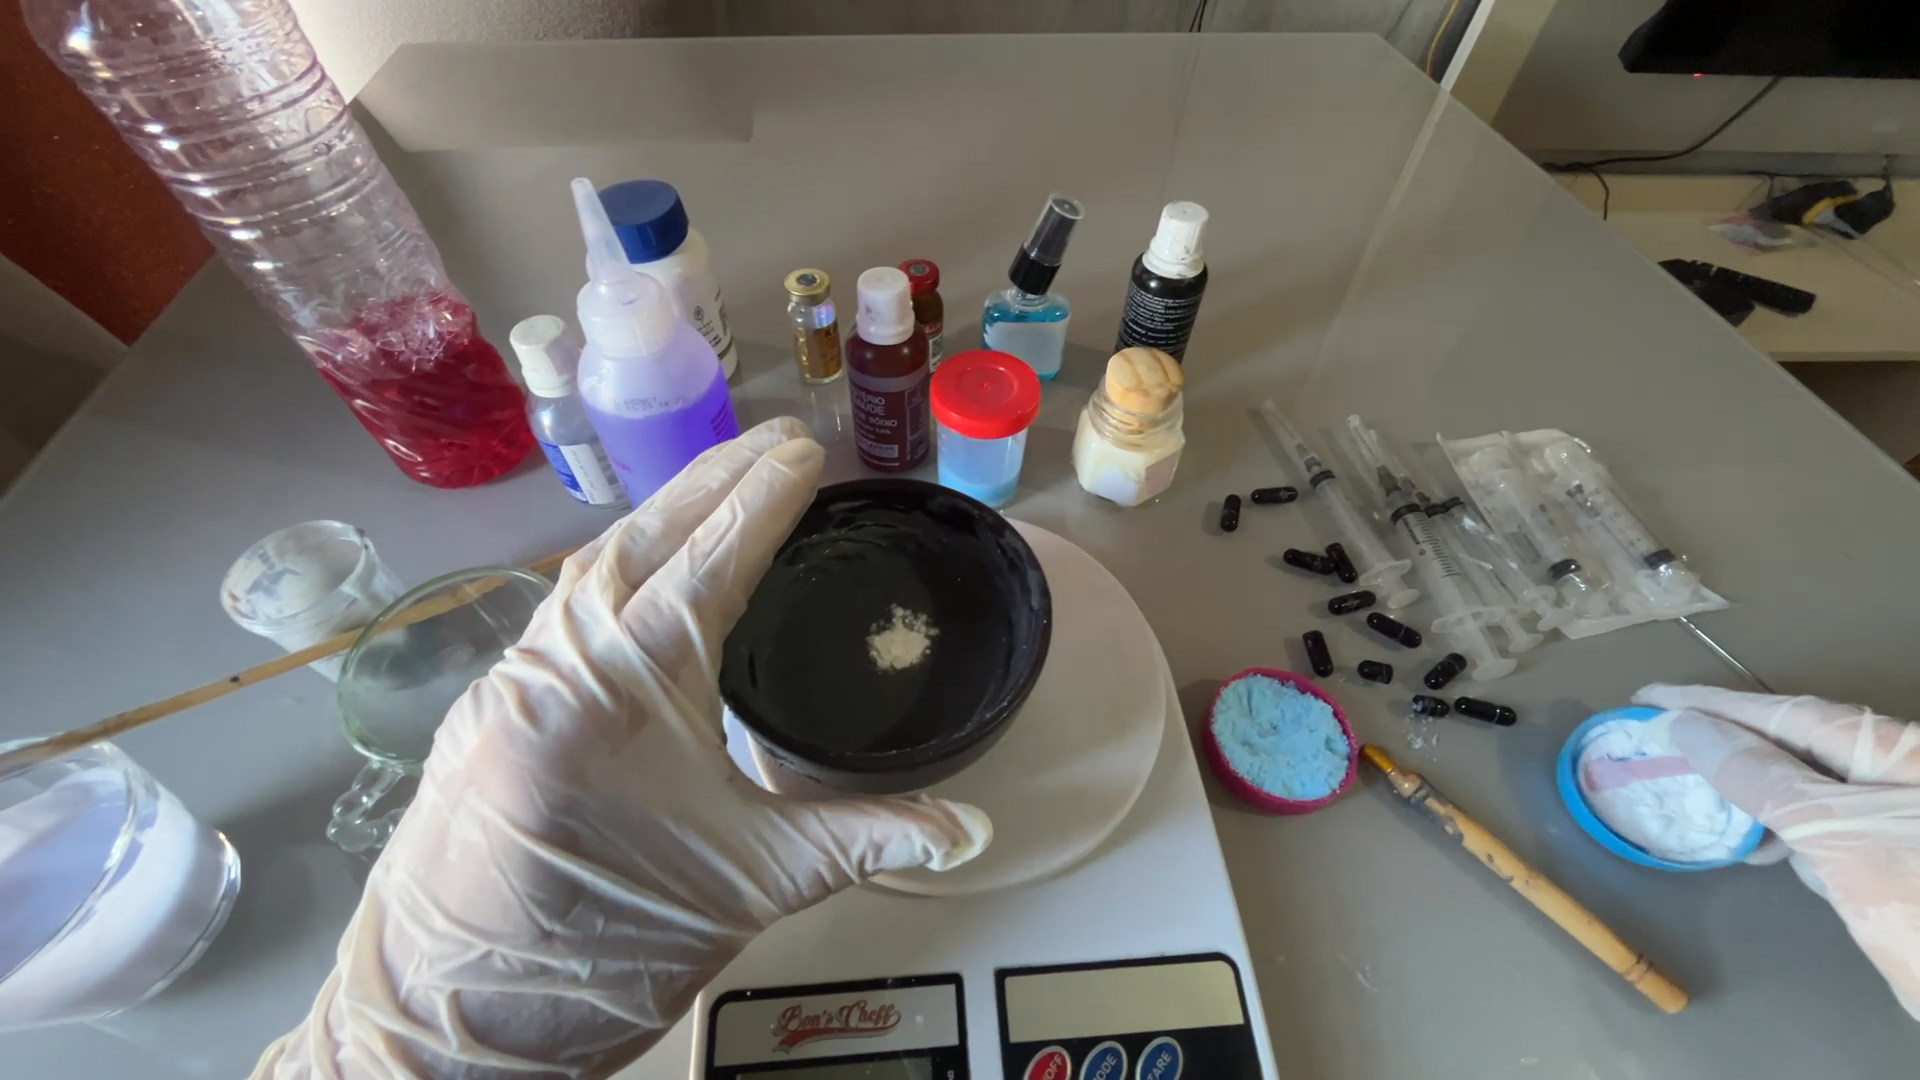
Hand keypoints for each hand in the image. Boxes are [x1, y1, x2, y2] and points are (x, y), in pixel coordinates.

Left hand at [256, 418, 991, 1077]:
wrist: (444, 1026)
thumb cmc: (608, 946)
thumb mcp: (755, 884)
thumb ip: (869, 837)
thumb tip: (971, 831)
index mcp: (626, 686)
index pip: (711, 558)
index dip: (765, 498)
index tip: (807, 452)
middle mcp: (561, 657)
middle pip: (647, 534)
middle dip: (720, 475)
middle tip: (782, 438)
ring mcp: (516, 672)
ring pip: (597, 557)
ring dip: (667, 507)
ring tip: (726, 478)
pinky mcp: (494, 697)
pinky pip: (566, 596)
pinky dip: (621, 556)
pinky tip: (647, 560)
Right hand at [1633, 684, 1919, 1019]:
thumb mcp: (1839, 836)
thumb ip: (1762, 777)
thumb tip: (1686, 727)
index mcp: (1902, 756)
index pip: (1786, 715)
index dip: (1710, 703)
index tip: (1645, 698)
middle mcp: (1904, 778)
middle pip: (1797, 744)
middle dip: (1724, 738)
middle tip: (1660, 736)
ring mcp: (1903, 820)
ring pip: (1807, 785)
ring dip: (1746, 787)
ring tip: (1693, 788)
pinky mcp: (1899, 859)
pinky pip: (1823, 823)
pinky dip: (1780, 827)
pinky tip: (1756, 844)